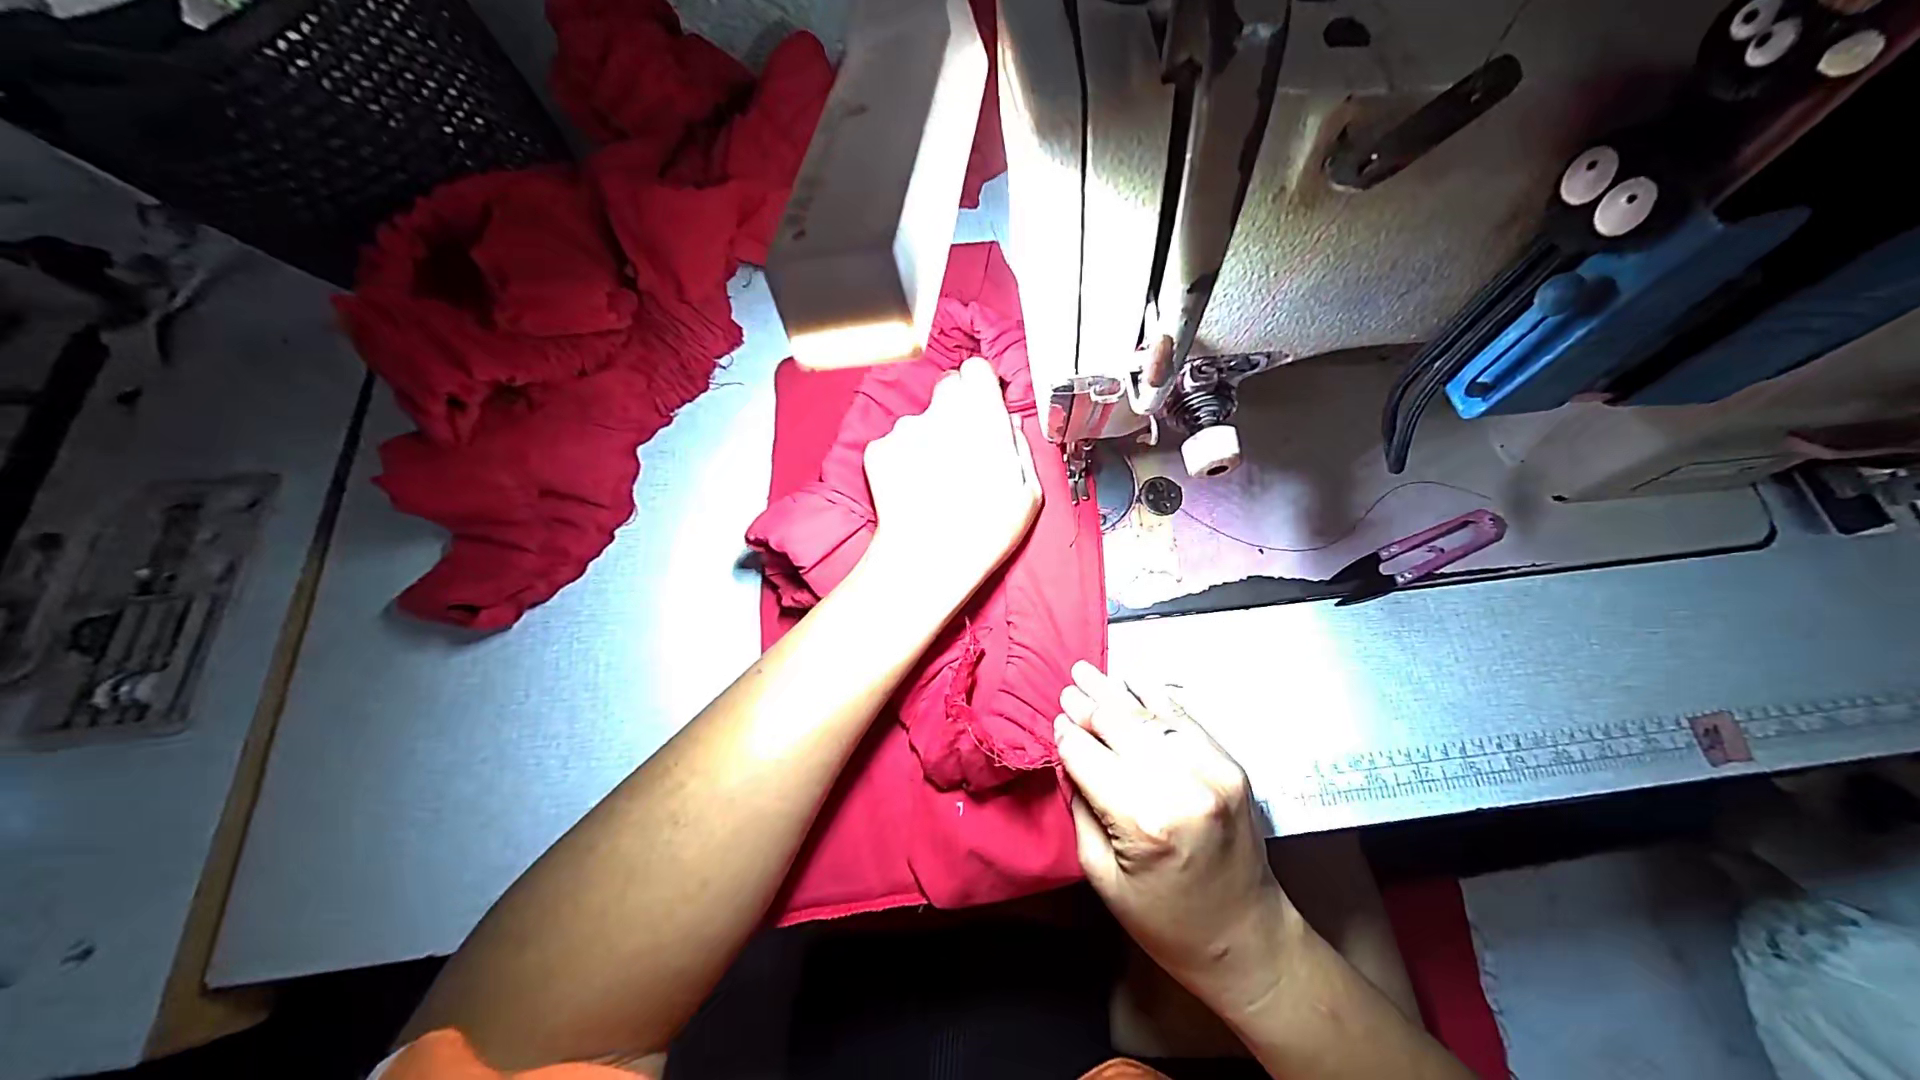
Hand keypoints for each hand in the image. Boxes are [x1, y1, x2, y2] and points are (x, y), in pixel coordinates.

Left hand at [860, 355, 1042, 608]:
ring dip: (930, 439)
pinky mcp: (878, 448)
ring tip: (940, 480)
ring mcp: (905, 428)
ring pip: (921, 420)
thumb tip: (1008, 427)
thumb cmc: (983, 531)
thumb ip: (1019, 445)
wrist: (927, 559)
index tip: (985, 406)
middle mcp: (941, 411)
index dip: (982, 387)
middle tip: (966, 448)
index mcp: (982, 414)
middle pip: (948, 389)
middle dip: (957, 411)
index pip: (977, 370)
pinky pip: (896, 444)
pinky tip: (917, 488)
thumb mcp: (1028, 491)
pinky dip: (905, 459)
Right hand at [1053, 662, 1293, 1017]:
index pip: (1088, 756)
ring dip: (1118, 693)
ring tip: (1089, 673)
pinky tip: (1137, 681)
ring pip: (1153, 715)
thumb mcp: (1103, 875)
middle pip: (1121, 726)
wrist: (1248, 938)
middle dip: (1089, 706)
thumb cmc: (1165, 920)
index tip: (1056, 723)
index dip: (1067, 736)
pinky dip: (1159, 698)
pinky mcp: (1233, 766)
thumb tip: (1069, 756)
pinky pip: (1188, 720)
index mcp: (1144, 820)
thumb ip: (1082, 808)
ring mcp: (1215, 771)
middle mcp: (1183, 786)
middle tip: (1068, 688)